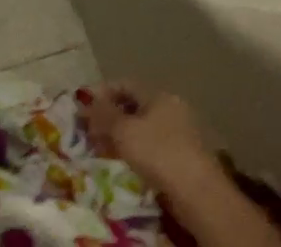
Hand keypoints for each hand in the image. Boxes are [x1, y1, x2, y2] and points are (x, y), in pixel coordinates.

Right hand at [79, 82, 221, 196]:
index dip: (99, 93)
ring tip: (99, 146)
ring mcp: (181, 136)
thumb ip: (100, 113)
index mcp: (160, 96)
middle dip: (107, 117)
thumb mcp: (121, 128)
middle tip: (88, 128)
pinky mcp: (183, 159)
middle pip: (132, 107)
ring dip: (118, 135)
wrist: (199, 195)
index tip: (81, 106)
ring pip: (140, 129)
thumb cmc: (157, 152)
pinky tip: (120, 159)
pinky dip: (132, 149)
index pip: (123, 85)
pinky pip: (151, 146)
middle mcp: (173, 111)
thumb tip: (84, 103)